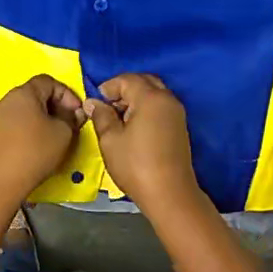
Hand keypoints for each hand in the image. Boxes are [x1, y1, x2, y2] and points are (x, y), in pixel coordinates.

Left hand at [0, 75, 87, 200]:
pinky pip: (19, 123)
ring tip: (58, 136)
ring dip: (46, 118)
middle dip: (57, 106)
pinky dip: (33, 128)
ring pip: (28, 110)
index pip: (49, 82)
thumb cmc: (36, 151)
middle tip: (70, 124)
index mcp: (24, 93)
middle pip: (37, 94)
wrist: (2, 181)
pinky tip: (41, 144)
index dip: (68, 94)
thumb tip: (73, 113)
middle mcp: (8, 100)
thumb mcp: (64, 133)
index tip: (77, 113)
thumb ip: (72, 118)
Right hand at [84, 73, 201, 210]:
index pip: (127, 79)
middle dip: (124, 90)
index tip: (95, 103)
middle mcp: (167, 99)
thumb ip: (101, 116)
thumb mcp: (110, 140)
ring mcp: (177, 113)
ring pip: (154, 94)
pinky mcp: (179, 126)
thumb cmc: (135, 165)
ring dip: (135, 100)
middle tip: (107, 108)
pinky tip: (133, 128)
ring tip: (118, 120)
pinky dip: (145, 110)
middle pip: (144, 82)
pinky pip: (160, 107)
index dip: (108, 87)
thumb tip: (93, 102)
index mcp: (150, 98)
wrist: (168, 192)